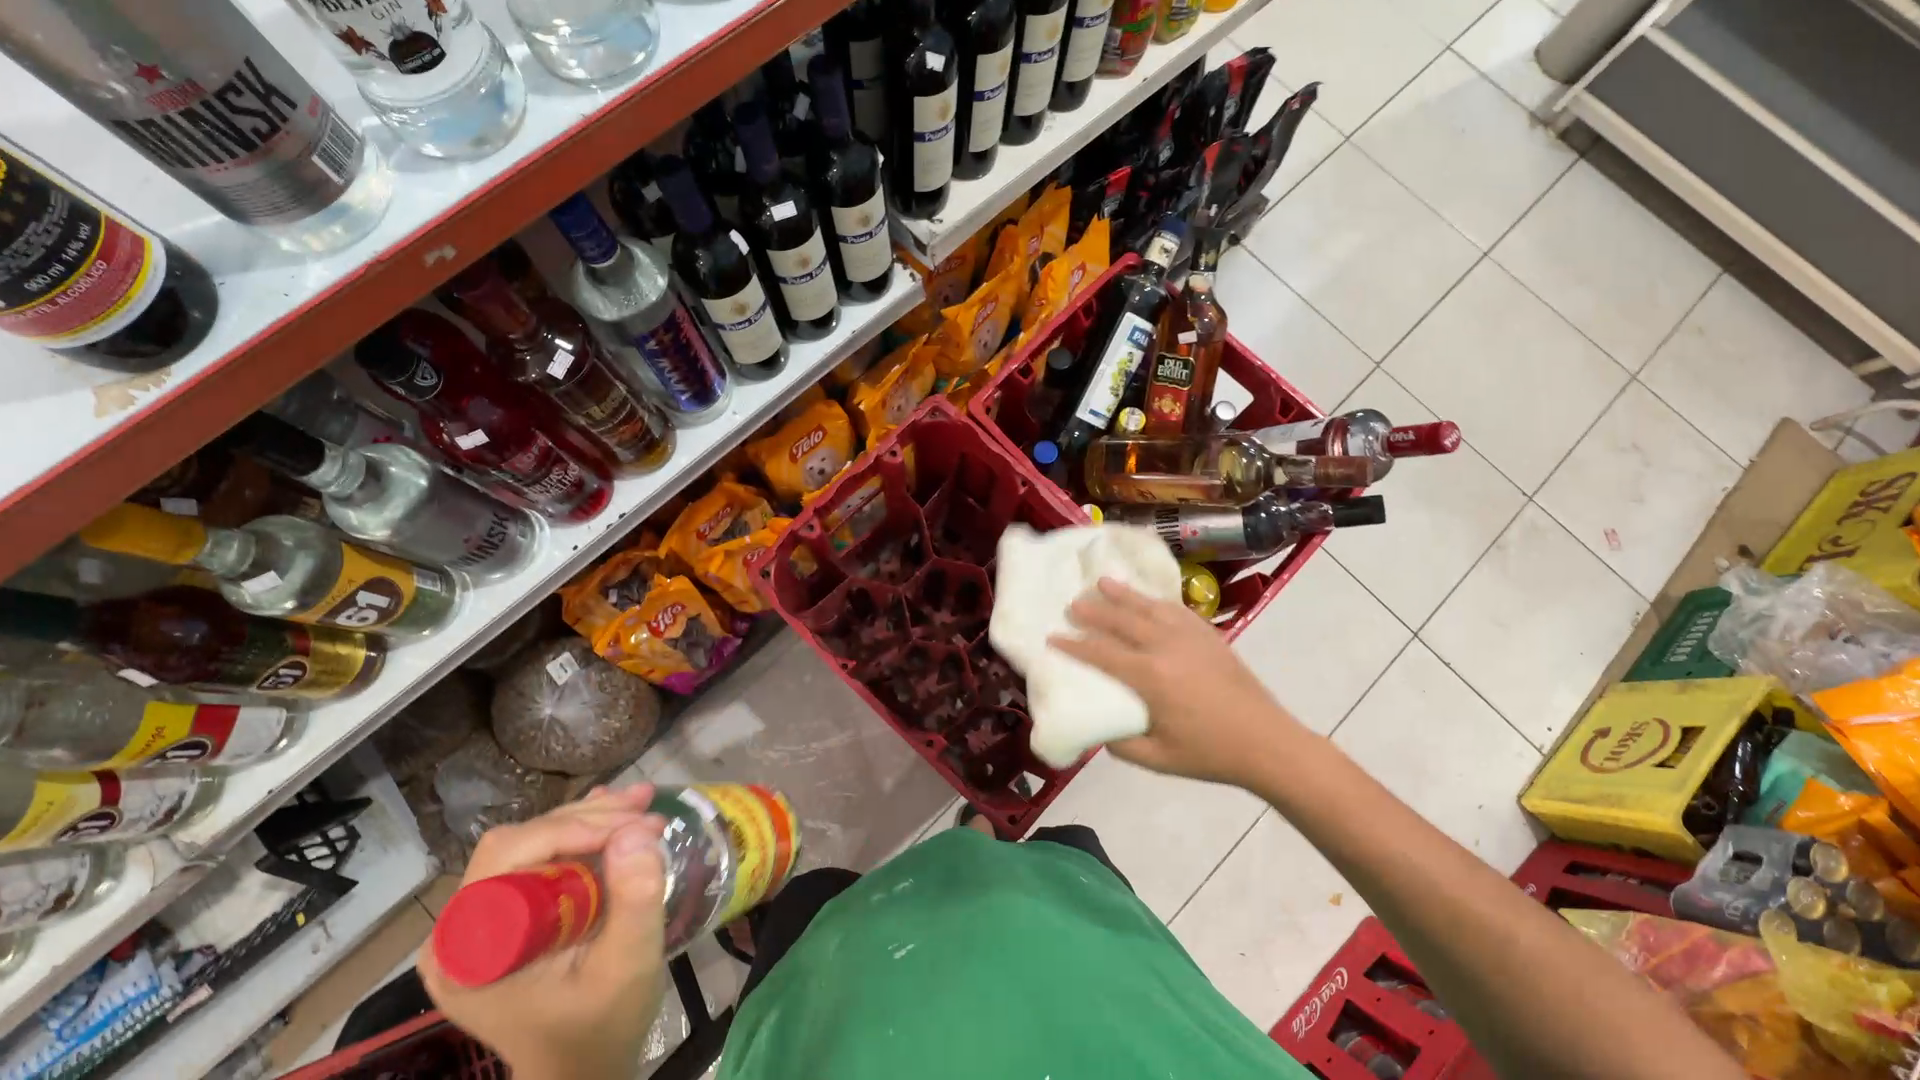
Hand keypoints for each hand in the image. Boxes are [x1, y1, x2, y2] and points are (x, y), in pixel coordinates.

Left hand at [418, 784, 668, 1079]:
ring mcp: (479, 926)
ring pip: (533, 845)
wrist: (585, 1074)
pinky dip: (581, 838)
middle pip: (521, 845)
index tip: (636, 824)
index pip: (508, 858)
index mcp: (465, 951)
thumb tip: (639, 829)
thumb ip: (633, 902)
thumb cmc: (601, 1030)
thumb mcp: (627, 969)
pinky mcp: (505, 922)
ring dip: (591, 821)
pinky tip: (616, 819)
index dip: (572, 830)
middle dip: (589, 820)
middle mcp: (458, 932)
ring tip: (644, 804)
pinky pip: (539, 864)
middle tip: (648, 808)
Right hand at [1051, 577, 1306, 788]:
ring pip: (1150, 608)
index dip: (1074, 645)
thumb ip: (1122, 745)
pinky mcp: (1211, 637)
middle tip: (1072, 604)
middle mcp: (1167, 648)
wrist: (1267, 742)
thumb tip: (1101, 731)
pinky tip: (1149, 600)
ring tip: (1103, 582)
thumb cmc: (1210, 754)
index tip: (1052, 637)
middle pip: (1122, 621)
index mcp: (1150, 677)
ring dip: (1124, 595)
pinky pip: (1177, 610)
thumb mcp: (1158, 759)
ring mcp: (1191, 638)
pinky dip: (1157, 602)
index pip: (1102, 654)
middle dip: (1094, 611)